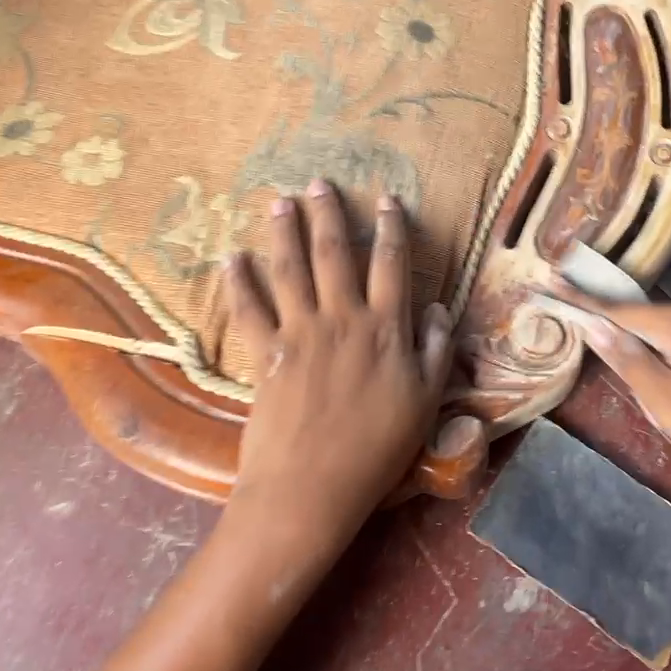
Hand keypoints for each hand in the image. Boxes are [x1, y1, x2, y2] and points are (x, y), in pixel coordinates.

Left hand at [224, 179, 452, 547]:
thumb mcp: (426, 402)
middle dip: (328, 214)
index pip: (391, 264)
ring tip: (279, 202)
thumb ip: (436, 351)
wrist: (313, 487)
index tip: (388, 200)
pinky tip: (231, 257)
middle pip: (334, 254)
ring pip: (290, 269)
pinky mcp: (265, 354)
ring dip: (283, 232)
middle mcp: (343, 318)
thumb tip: (439, 309)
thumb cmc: (378, 449)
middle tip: (318, 183)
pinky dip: (238, 281)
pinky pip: (248, 309)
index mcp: (387, 328)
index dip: (391, 228)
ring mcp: (301, 333)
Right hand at [554, 291, 670, 496]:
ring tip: (647, 384)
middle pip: (648, 318)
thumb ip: (628, 360)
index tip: (552, 281)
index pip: (620, 309)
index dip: (584, 301)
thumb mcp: (664, 401)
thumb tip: (595, 326)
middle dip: (622, 332)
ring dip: (653, 348)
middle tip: (598, 348)